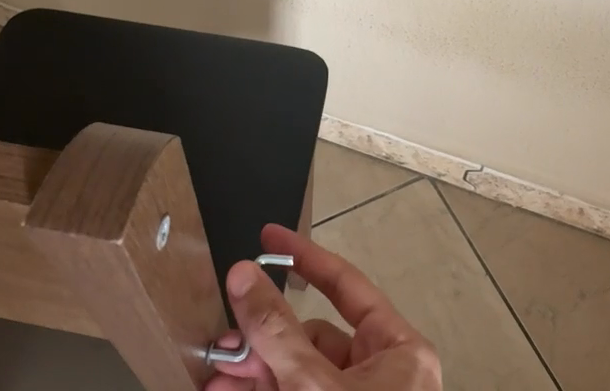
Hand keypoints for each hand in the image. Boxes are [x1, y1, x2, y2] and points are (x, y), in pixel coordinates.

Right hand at [208, 223, 441, 390]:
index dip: (305, 257)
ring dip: (251, 371)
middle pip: (310, 335)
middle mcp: (379, 374)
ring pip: (293, 372)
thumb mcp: (315, 390)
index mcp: (397, 351)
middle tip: (219, 339)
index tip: (268, 234)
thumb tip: (243, 272)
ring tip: (212, 375)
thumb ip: (277, 332)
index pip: (346, 285)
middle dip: (261, 337)